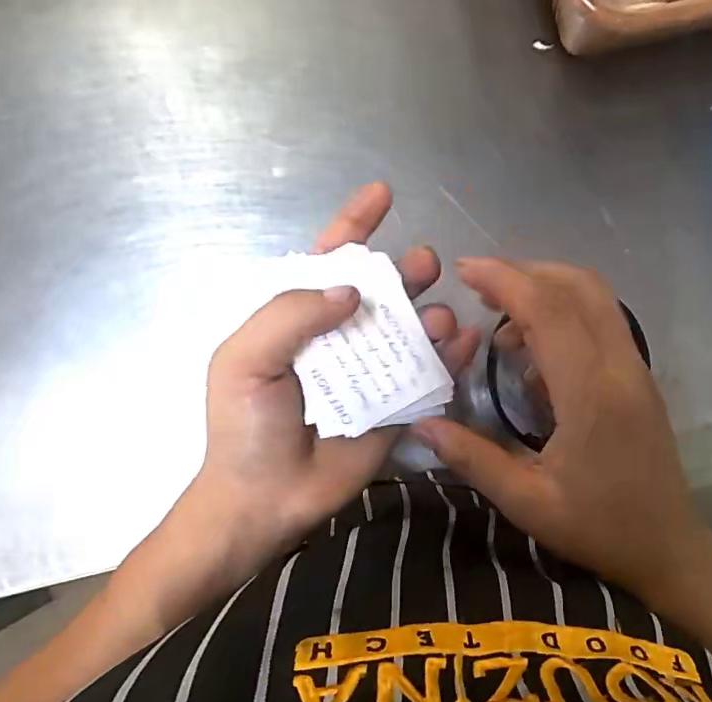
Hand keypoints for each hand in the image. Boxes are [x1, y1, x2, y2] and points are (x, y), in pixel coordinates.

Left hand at [185, 182, 480, 557]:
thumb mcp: (246, 358)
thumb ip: (291, 314)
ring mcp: (368, 378)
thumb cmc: (246, 425)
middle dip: (405, 273)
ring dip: (430, 316)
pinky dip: (449, 359)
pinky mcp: (393, 412)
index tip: (383, 195)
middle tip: (426, 263)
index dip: (354, 227)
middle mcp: (338, 343)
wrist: (266, 496)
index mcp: (297, 321)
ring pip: (408, 335)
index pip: (327, 263)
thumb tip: (350, 291)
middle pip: (379, 296)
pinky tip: (465, 342)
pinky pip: (425, 380)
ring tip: (441, 315)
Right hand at [413, 258, 711, 615]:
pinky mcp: (642, 384)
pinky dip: (569, 320)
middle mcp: (621, 369)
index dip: (504, 280)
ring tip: (503, 328)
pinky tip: (537, 361)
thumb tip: (423, 425)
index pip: (548, 309)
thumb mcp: (526, 502)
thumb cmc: (596, 529)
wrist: (665, 548)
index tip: (465, 272)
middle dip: (527, 274)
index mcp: (591, 394)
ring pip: (598, 302)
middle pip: (579, 287)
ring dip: (550, 294)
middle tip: (481, 292)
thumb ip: (473, 458)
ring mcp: (638, 373)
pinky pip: (605, 329)